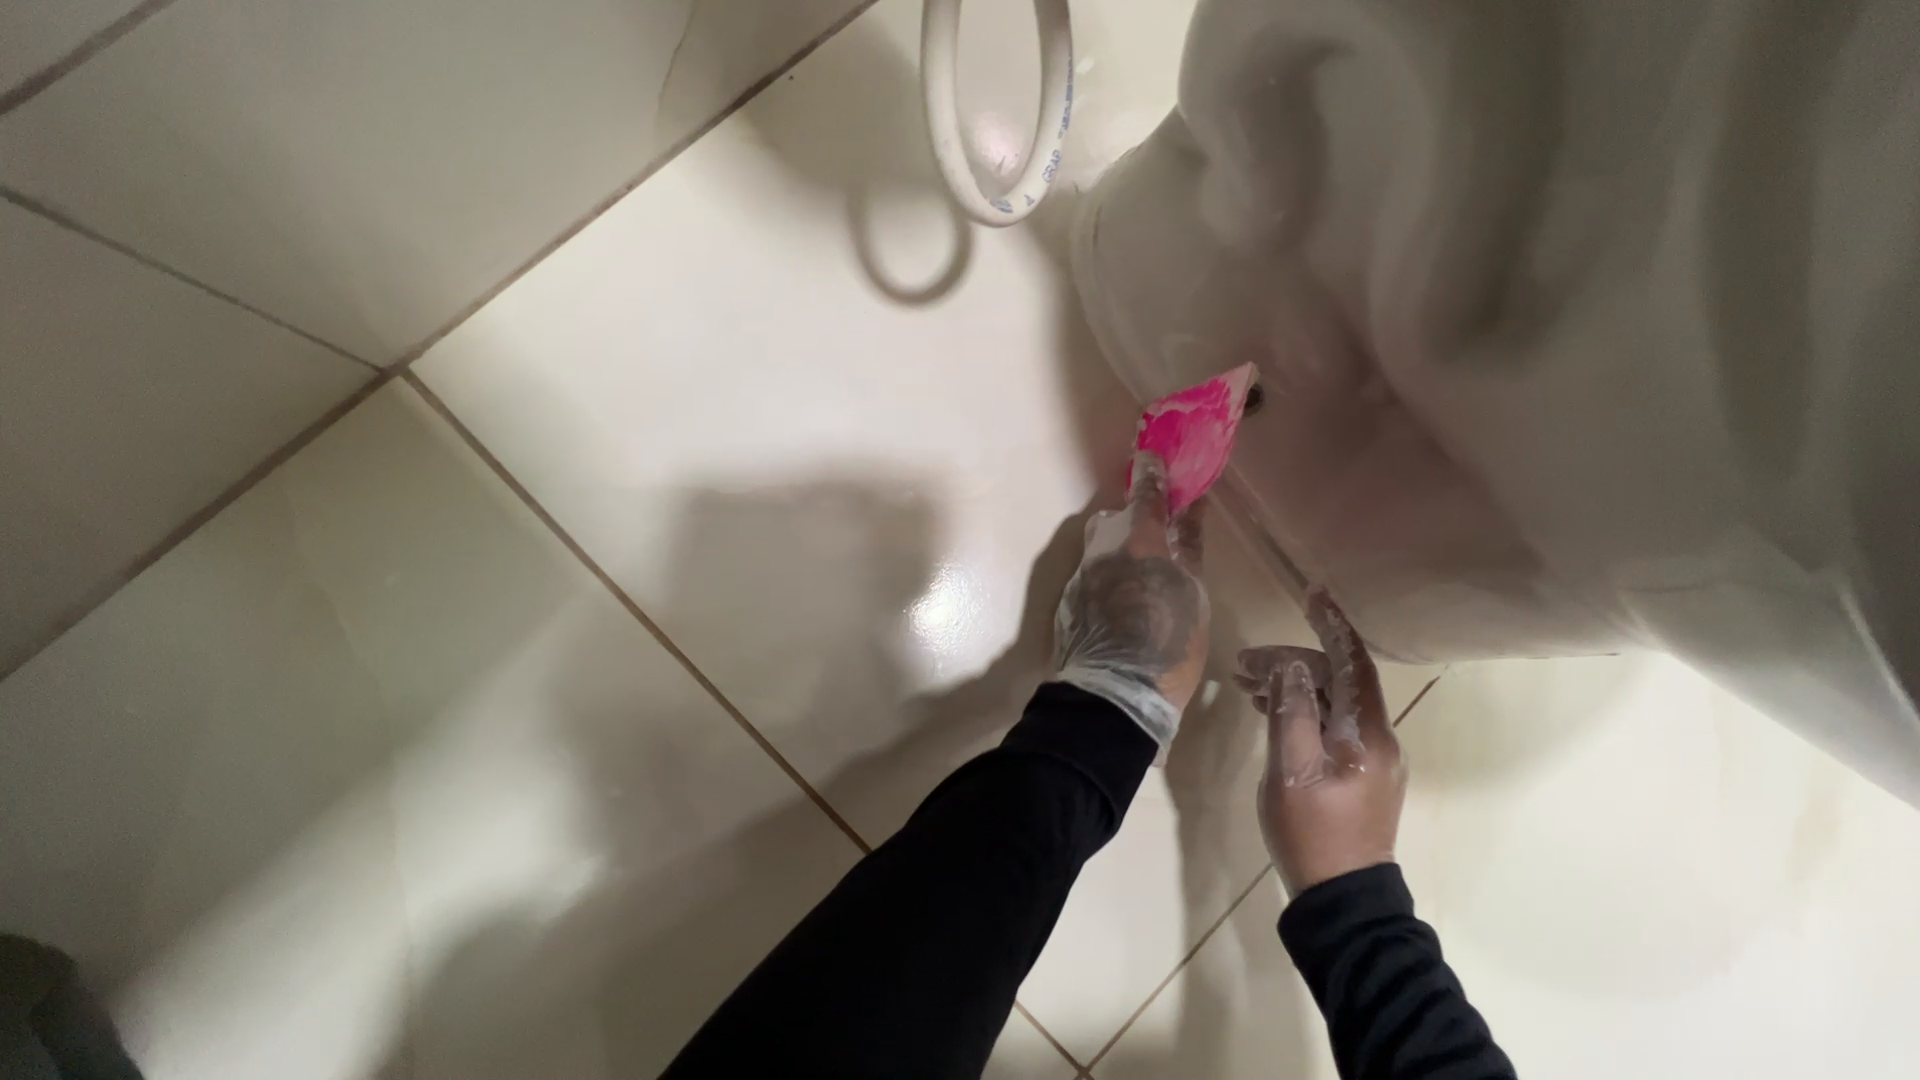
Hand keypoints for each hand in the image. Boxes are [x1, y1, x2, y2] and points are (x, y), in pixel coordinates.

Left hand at [1053, 451, 1208, 749]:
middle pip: (1116, 519)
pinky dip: (1107, 578)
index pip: (1146, 493)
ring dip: (1118, 550)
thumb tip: (1184, 518)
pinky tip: (1121, 603)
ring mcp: (1081, 575)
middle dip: (1134, 521)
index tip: (1151, 457)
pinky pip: (1090, 575)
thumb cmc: (1169, 645)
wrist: (1114, 693)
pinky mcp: (1069, 599)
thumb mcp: (1193, 596)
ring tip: (1139, 575)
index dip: (1152, 474)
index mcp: (1137, 540)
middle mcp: (1102, 549)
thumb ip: (1186, 551)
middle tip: (1155, 539)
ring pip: (1099, 547)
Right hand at [1237, 590, 1405, 894]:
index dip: (1332, 624)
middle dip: (1291, 662)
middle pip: (1336, 680)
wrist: (1342, 898)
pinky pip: (1329, 723)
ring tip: (1245, 684)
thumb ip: (1292, 711)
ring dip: (1292, 686)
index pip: (1353, 662)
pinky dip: (1299, 709)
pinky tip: (1269, 710)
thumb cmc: (1313, 832)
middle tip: (1243, 663)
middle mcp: (1377, 737)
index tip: (1311, 593)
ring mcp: (1370, 756)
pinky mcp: (1358, 772)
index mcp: (1367, 732)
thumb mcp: (1292, 769)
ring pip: (1330, 702)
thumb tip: (1292, 665)